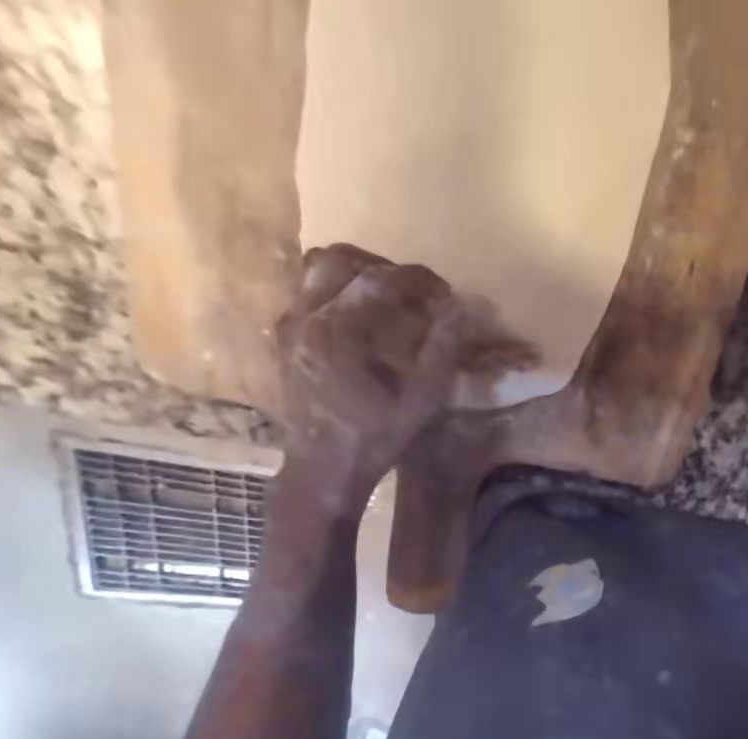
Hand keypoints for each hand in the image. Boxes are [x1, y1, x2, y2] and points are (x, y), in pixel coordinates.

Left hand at [274, 245, 530, 501]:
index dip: (418, 280)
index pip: (381, 281)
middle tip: (412, 290)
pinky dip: (335, 292)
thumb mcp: (419, 400)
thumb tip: (463, 310)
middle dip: (383, 267)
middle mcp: (306, 318)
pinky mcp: (284, 338)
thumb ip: (441, 350)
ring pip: (316, 270)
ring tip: (384, 296)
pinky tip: (358, 317)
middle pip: (341, 260)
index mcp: (338, 332)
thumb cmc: (374, 438)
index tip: (444, 291)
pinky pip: (306, 293)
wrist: (323, 471)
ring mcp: (289, 326)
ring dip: (354, 273)